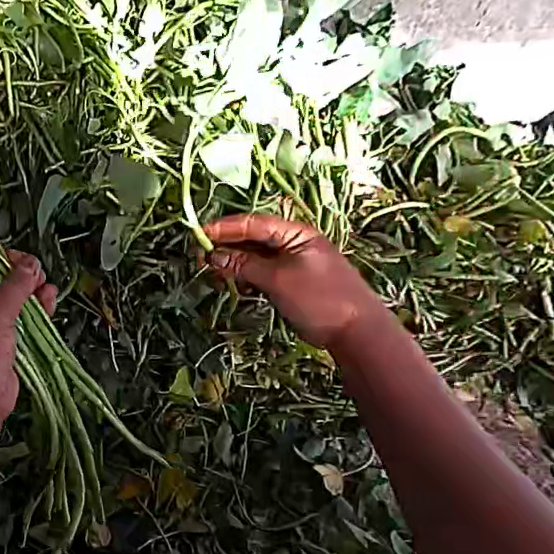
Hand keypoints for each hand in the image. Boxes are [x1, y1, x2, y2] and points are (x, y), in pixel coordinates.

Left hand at [0, 250, 56, 422]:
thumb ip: (15, 286)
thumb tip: (31, 262)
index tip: (20, 257)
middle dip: (20, 277)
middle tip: (38, 271)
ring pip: (10, 305)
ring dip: (30, 295)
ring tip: (48, 286)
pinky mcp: (1, 346)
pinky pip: (19, 324)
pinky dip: (34, 314)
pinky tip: (48, 301)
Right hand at [204, 214, 384, 348]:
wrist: (354, 330)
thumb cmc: (319, 298)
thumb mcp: (278, 279)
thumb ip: (245, 265)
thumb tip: (214, 255)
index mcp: (295, 233)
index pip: (253, 223)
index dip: (224, 228)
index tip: (199, 235)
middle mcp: (293, 242)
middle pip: (253, 237)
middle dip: (226, 244)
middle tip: (200, 255)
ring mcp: (293, 262)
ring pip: (255, 256)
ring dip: (234, 262)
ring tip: (211, 270)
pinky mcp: (291, 280)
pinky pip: (262, 272)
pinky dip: (245, 276)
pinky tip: (232, 283)